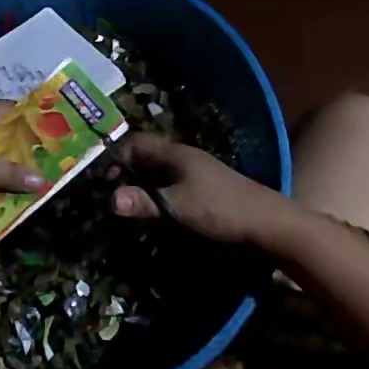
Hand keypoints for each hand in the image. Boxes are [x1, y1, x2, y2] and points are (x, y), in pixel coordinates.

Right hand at [110, 134, 295, 245]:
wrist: (268, 225)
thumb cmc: (220, 209)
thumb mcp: (177, 207)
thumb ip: (143, 202)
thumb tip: (110, 199)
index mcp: (176, 154)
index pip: (136, 143)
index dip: (116, 157)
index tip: (100, 179)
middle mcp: (184, 159)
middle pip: (146, 158)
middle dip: (125, 172)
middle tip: (106, 194)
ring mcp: (196, 175)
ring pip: (159, 174)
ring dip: (141, 186)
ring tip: (124, 206)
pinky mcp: (205, 192)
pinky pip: (172, 187)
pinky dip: (157, 197)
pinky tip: (152, 215)